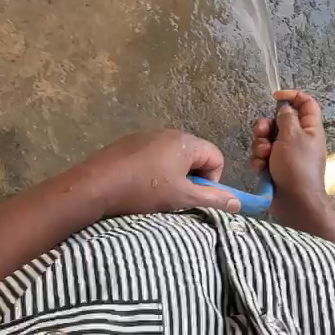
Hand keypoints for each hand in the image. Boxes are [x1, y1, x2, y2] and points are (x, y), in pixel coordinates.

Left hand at [74, 129, 242, 216]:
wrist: (96, 185)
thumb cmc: (144, 190)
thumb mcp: (182, 197)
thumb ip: (212, 198)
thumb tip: (238, 202)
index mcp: (186, 141)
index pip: (216, 157)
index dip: (212, 180)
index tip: (194, 196)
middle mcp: (169, 132)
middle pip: (194, 156)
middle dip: (190, 178)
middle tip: (175, 197)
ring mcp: (147, 136)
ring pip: (172, 157)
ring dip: (171, 176)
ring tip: (154, 194)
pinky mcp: (129, 143)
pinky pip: (152, 156)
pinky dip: (152, 171)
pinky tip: (137, 186)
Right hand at [252, 90, 327, 208]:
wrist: (295, 202)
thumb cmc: (297, 167)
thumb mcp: (293, 136)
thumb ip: (286, 118)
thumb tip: (285, 108)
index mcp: (310, 129)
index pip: (306, 103)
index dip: (292, 96)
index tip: (275, 97)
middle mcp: (299, 139)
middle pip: (279, 121)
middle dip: (266, 127)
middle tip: (263, 134)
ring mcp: (286, 154)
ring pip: (266, 139)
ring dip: (260, 146)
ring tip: (264, 157)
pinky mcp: (275, 167)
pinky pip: (262, 156)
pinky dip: (259, 161)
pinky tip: (261, 169)